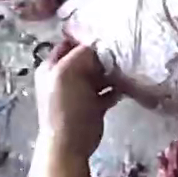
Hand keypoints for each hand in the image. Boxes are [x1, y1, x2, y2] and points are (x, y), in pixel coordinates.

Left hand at [35, 39, 117, 161]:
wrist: (69, 142)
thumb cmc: (65, 106)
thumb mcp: (67, 72)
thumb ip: (81, 54)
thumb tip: (98, 45)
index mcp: (52, 67)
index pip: (68, 43)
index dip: (84, 38)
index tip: (104, 34)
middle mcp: (65, 76)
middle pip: (86, 58)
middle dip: (102, 54)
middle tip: (119, 50)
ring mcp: (80, 91)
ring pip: (99, 73)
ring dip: (111, 70)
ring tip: (124, 67)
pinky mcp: (93, 104)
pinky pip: (108, 89)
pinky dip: (116, 87)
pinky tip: (125, 85)